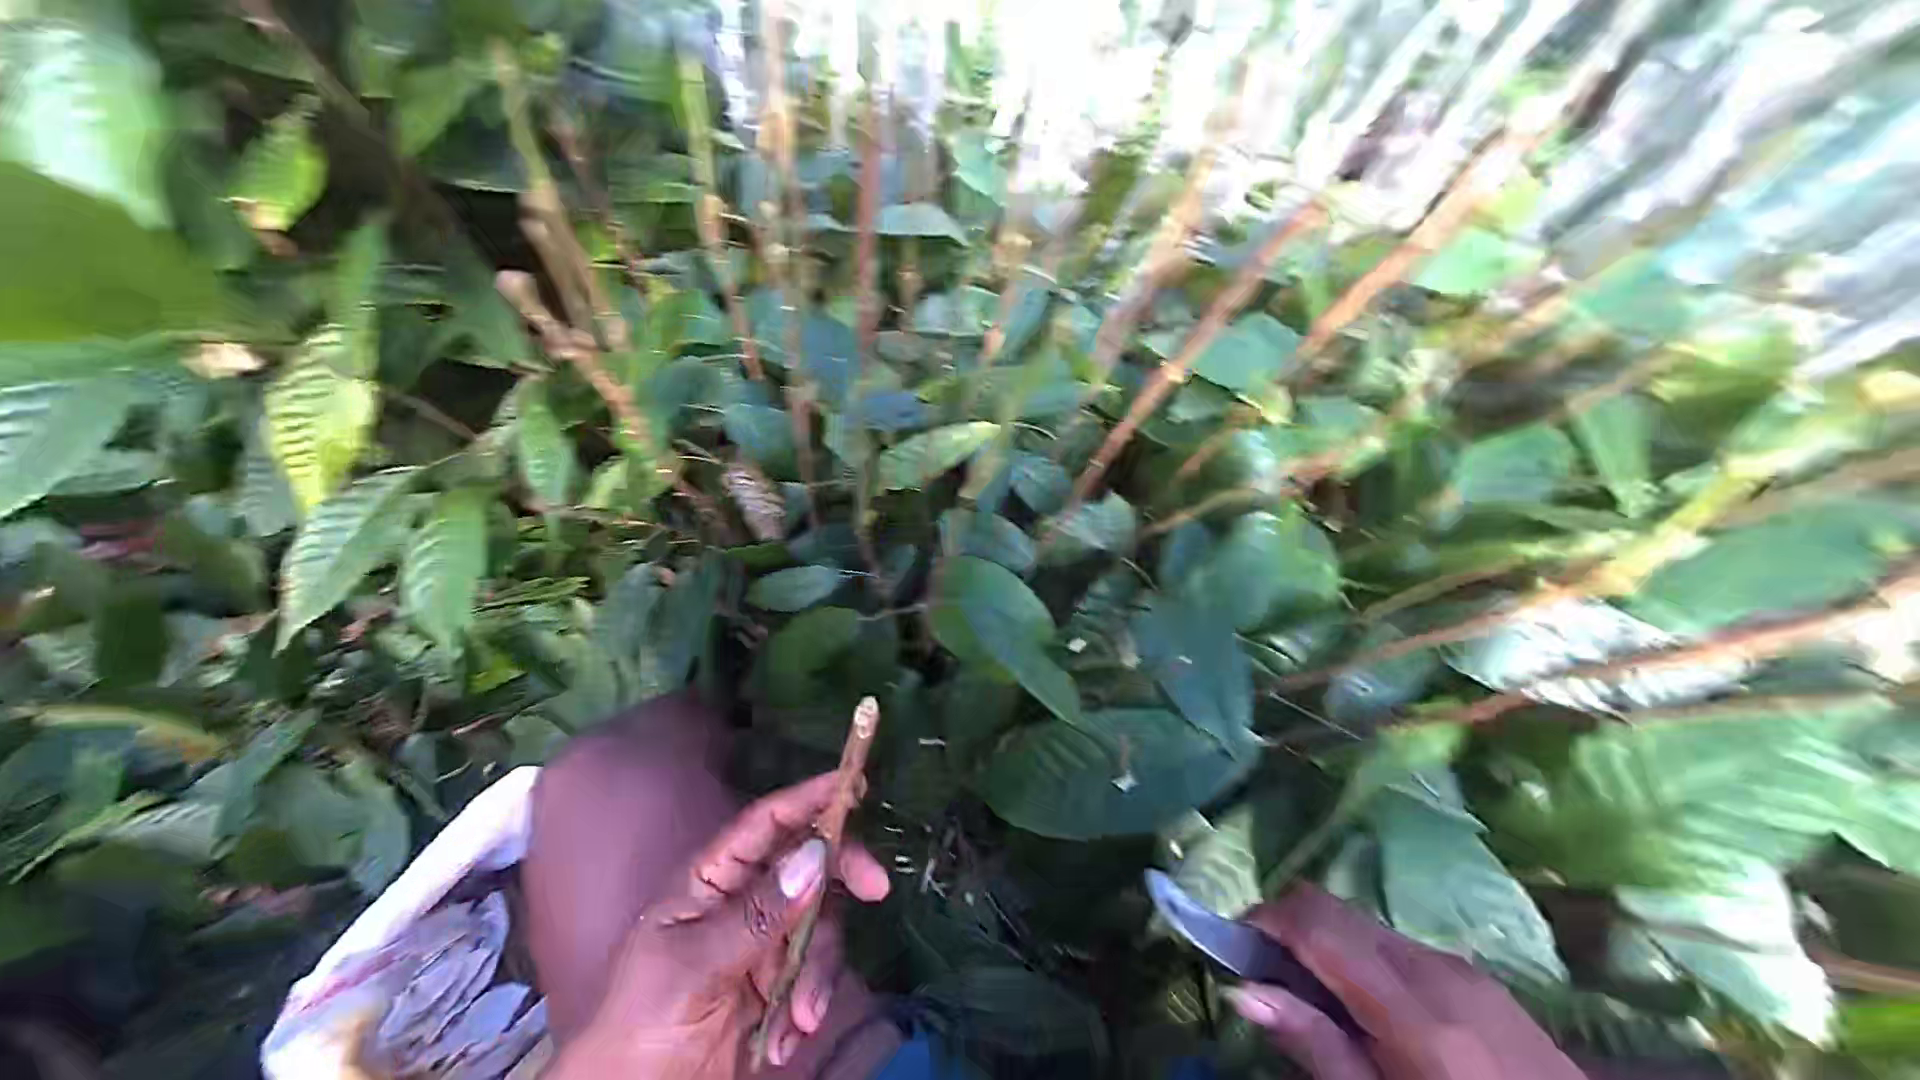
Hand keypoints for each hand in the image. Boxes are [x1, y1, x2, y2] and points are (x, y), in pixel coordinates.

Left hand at [546, 773, 891, 1079]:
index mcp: (713, 878)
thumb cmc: (641, 1026)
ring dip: (818, 970)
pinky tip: (785, 1041)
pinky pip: (816, 970)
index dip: (810, 797)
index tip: (856, 784)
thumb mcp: (694, 968)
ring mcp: (765, 939)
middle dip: (841, 877)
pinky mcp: (779, 981)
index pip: (767, 822)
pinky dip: (809, 1003)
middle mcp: (744, 898)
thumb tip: (816, 855)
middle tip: (876, 888)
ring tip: (800, 1019)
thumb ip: (757, 914)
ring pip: (820, 922)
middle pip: (808, 863)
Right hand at [1228, 885, 1583, 1079]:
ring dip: (1321, 941)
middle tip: (1265, 976)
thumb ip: (1316, 1048)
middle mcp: (1433, 967)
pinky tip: (1366, 1007)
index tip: (1235, 950)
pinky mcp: (1473, 973)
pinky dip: (1357, 955)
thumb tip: (1240, 990)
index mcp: (1414, 1011)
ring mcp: (1458, 965)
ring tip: (1315, 998)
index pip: (1315, 920)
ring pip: (1358, 920)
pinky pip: (1391, 942)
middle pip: (1331, 907)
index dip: (1263, 919)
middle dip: (1285, 926)